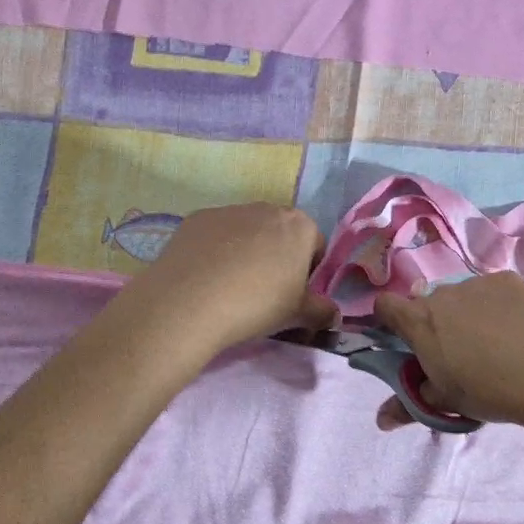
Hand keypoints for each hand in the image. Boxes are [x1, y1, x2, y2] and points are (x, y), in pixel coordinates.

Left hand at [122, 204, 338, 354]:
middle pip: (280, 233)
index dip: (308, 271)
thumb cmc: (257, 305)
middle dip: (277, 256)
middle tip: (264, 290)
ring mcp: (229, 210)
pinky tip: (206, 277)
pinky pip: (216, 234)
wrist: (189, 302)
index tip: (294, 294)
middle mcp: (267, 208)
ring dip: (246, 251)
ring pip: (247, 231)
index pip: (315, 245)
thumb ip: (322, 312)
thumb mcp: (298, 314)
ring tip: (230, 285)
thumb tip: (335, 315)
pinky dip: (216, 250)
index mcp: (300, 226)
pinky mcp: (196, 218)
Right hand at [372, 271, 523, 430]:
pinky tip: (516, 329)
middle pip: (427, 303)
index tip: (403, 341)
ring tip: (493, 343)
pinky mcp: (508, 279)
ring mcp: (477, 283)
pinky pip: (491, 291)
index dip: (388, 321)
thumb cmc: (489, 390)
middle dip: (434, 324)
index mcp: (420, 322)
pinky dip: (496, 305)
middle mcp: (443, 294)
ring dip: (465, 313)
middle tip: (456, 354)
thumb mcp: (446, 402)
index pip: (385, 306)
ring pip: (461, 296)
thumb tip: (382, 420)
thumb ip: (409, 405)